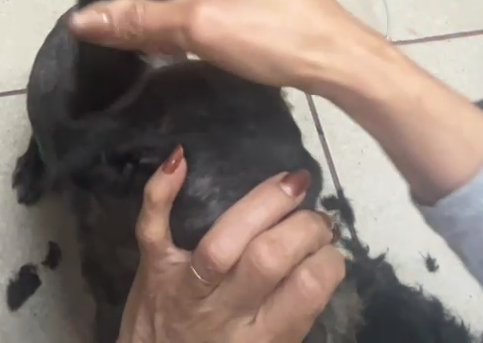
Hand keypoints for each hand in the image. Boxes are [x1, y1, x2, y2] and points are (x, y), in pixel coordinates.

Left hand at [120, 146, 345, 342]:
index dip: (325, 262)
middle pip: (265, 259)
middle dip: (301, 226)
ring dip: (259, 204)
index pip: (303, 294)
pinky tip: (180, 158)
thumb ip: (289, 308)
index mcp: (260, 336)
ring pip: (220, 242)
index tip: (331, 247)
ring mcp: (184, 287)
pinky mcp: (152, 268)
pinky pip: (152, 226)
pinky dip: (162, 191)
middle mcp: (223, 312)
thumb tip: (324, 254)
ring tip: (288, 183)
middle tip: (316, 215)